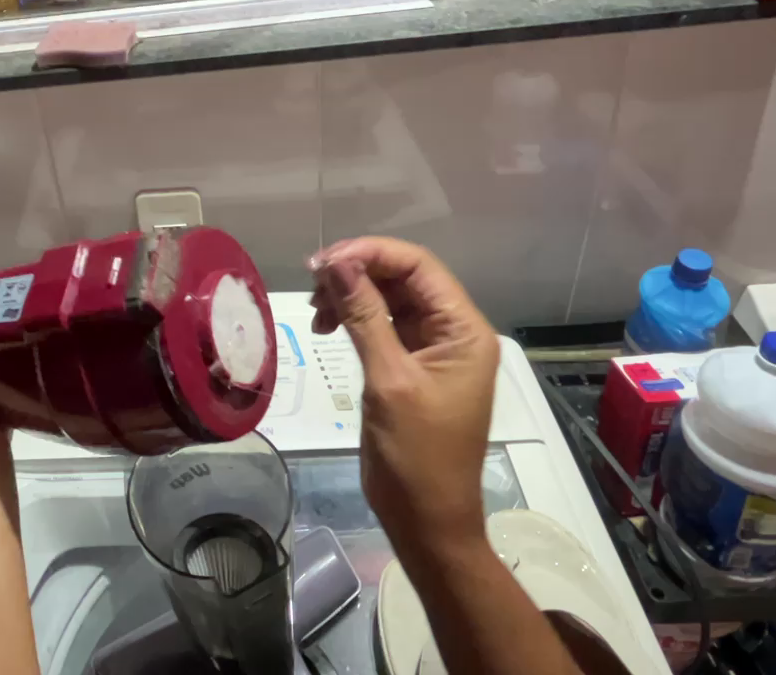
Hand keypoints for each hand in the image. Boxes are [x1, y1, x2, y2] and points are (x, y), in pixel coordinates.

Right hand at [310, 237, 499, 551]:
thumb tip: (336, 264)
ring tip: (315, 309)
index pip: (419, 267)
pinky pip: (380, 322)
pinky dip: (351, 317)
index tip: (324, 262)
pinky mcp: (409, 363)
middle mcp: (452, 330)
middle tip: (311, 281)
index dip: (371, 254)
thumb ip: (364, 316)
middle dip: (356, 272)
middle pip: (402, 277)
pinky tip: (325, 325)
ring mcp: (430, 346)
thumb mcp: (389, 381)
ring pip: (388, 296)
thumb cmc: (418, 455)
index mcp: (464, 330)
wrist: (427, 520)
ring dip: (349, 294)